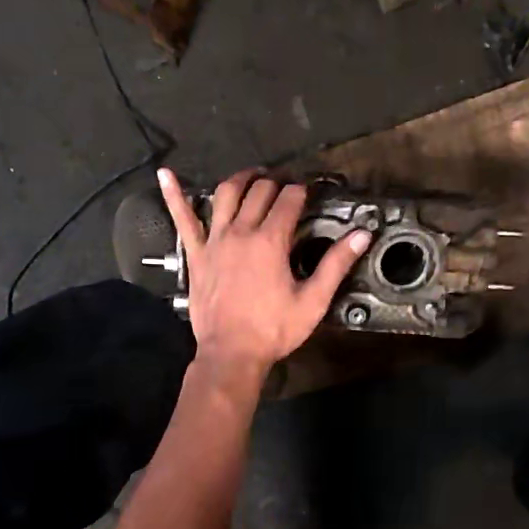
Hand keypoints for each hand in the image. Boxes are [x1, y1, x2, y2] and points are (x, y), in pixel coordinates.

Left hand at [159, 167, 369, 374]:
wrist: (231, 353)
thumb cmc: (274, 330)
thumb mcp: (313, 300)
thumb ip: (336, 264)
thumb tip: (362, 235)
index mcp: (271, 241)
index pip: (289, 200)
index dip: (301, 191)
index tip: (308, 193)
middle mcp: (241, 232)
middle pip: (259, 191)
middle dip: (276, 183)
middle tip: (287, 187)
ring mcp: (214, 241)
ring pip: (225, 195)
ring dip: (241, 179)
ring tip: (253, 176)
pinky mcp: (196, 254)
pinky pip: (183, 220)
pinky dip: (173, 195)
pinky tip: (165, 175)